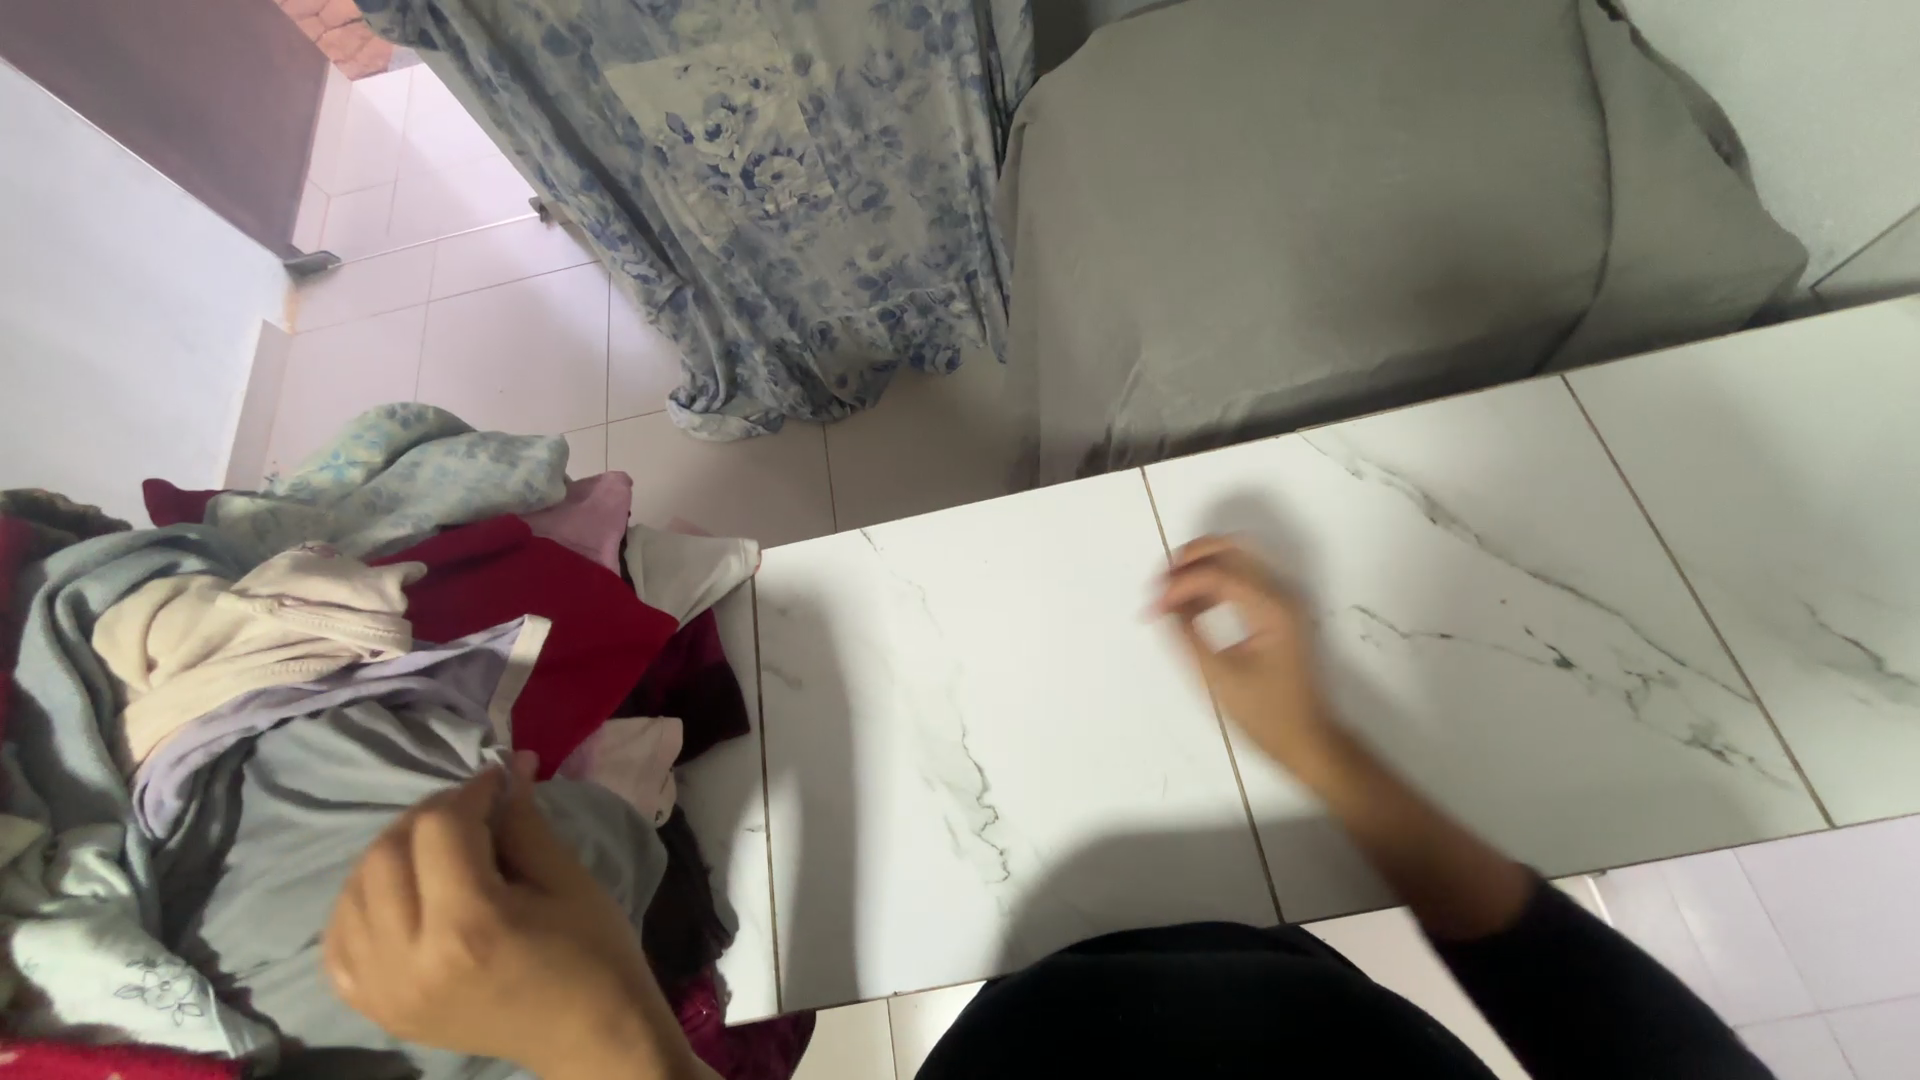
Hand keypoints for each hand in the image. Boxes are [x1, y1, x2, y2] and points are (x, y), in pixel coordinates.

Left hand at [323, 757, 706, 1079]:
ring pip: (354, 891)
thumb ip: (525, 824)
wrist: (585, 1032)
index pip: (440, 829)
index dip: (470, 791)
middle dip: (429, 814)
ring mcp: (383, 991)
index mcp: (471, 924)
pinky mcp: (375, 1009)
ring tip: (442, 843)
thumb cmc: (593, 950)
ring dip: (395, 851)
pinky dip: (362, 902)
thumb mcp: (568, 879)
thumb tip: (508, 769)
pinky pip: (339, 941)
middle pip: (386, 854)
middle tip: (473, 807)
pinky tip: (402, 889)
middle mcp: (410, 959)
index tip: (499, 779)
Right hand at [1157, 536, 1345, 783]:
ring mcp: (1284, 599)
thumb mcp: (1216, 677)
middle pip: (1230, 547)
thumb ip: (1186, 634)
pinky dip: (1211, 584)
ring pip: (1234, 558)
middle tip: (1159, 583)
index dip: (1178, 584)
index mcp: (1271, 609)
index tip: (1153, 609)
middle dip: (1188, 558)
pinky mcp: (1279, 610)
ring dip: (1198, 569)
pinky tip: (1190, 609)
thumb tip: (1163, 605)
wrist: (1308, 739)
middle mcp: (1282, 594)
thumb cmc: (1265, 715)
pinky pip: (1241, 578)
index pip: (1216, 573)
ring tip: (1168, 598)